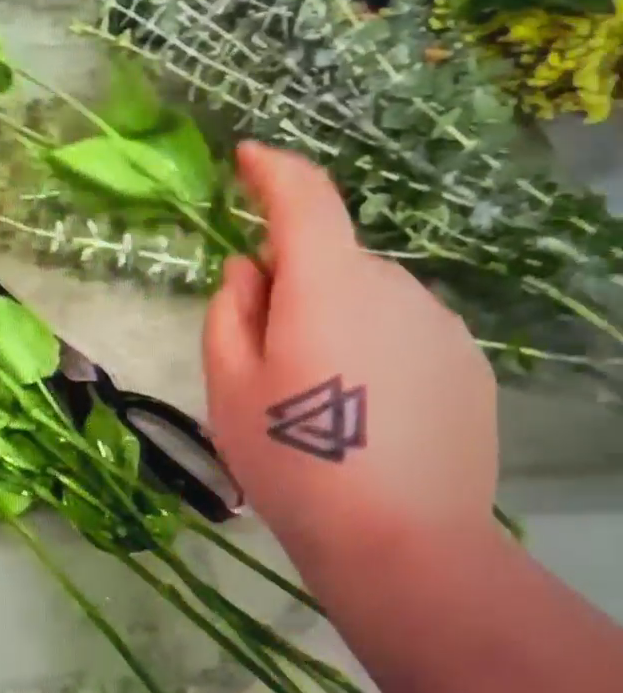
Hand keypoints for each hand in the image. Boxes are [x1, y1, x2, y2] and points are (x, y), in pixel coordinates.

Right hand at [202, 143, 499, 560]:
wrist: (398, 535)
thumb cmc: (288, 453)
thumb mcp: (226, 382)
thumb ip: (230, 311)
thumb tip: (249, 268)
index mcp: (325, 286)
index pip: (305, 199)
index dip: (273, 170)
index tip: (246, 157)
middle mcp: (393, 287)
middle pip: (330, 257)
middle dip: (287, 279)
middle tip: (255, 348)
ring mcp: (440, 323)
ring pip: (365, 295)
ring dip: (328, 315)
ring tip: (306, 391)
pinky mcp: (467, 361)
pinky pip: (400, 328)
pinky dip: (366, 344)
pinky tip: (354, 406)